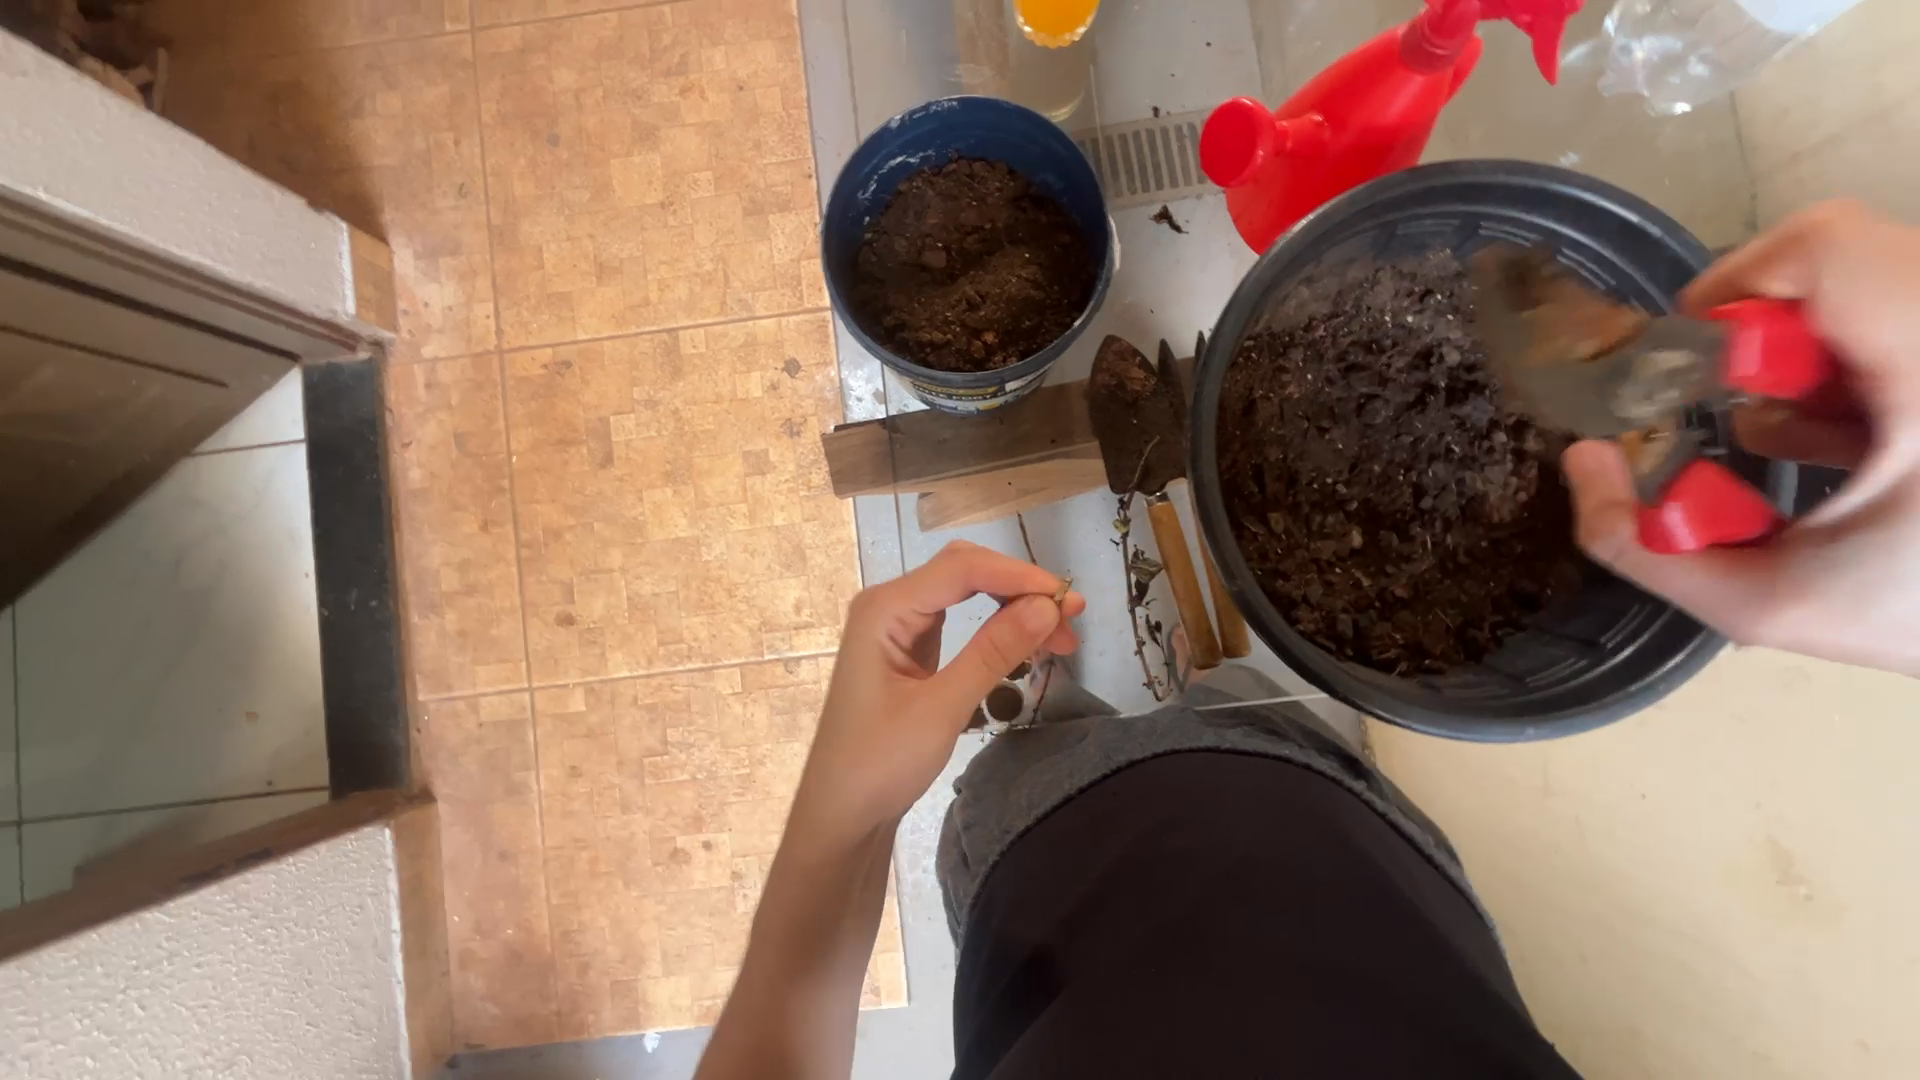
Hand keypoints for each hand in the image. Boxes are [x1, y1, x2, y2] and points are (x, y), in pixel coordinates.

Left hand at [792, 541, 1087, 838]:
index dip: (1020, 577)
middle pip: (964, 570)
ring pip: (964, 591)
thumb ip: (993, 652)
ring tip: (1059, 637)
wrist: (840, 814)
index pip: (962, 568)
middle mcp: (888, 604)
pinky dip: (995, 624)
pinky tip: (1023, 640)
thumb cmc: (878, 765)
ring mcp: (897, 624)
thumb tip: (1047, 608)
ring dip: (1012, 605)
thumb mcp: (941, 709)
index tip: (1069, 602)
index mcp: (884, 608)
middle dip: (1019, 588)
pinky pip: (958, 617)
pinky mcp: (908, 647)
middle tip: (1070, 622)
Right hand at [1561, 200, 1919, 675]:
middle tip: (1743, 409)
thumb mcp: (1760, 603)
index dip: (1731, 287)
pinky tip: (1843, 439)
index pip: (1824, 249)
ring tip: (1802, 436)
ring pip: (1869, 293)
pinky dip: (1848, 373)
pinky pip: (1897, 321)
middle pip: (1837, 269)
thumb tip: (1585, 458)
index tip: (1693, 363)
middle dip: (1760, 340)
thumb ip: (1636, 541)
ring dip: (1804, 358)